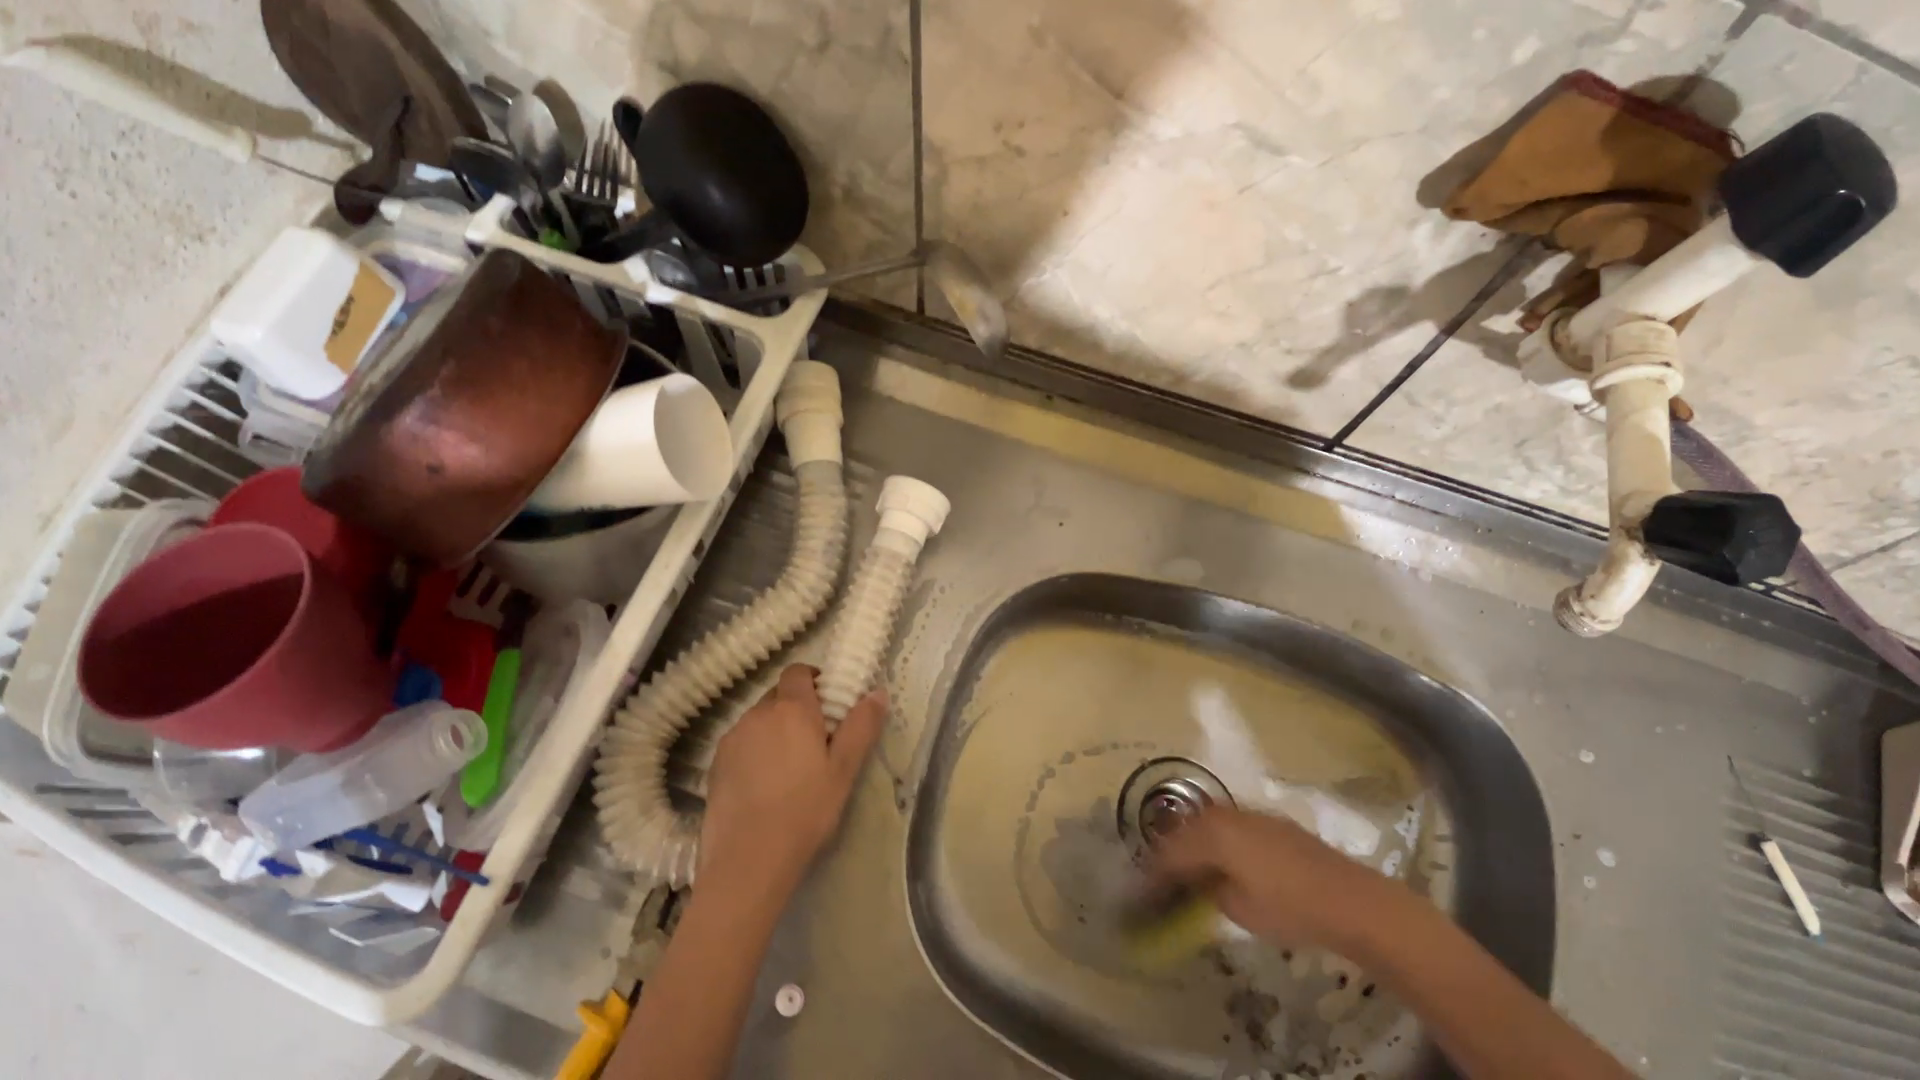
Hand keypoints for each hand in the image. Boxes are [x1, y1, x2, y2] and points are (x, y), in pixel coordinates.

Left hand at [700, 664, 885, 899]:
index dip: (814, 681)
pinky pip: (742, 744)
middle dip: (797, 708)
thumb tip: (877, 692)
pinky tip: (765, 785)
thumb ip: (861, 726)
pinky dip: (755, 752)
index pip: (798, 672)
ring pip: (758, 720)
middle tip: (816, 741)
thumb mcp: (844, 770)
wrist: (750, 857)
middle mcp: (758, 714)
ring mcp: (733, 738)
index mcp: (792, 709)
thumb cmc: (806, 810)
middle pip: (778, 696)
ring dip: (774, 731)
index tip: (829, 704)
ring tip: (790, 768)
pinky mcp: (716, 763)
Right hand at [1148, 805, 1409, 956]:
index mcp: (1210, 833)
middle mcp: (1225, 815)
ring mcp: (1251, 815)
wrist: (1349, 899)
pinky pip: (1231, 827)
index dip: (1152, 875)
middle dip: (1170, 854)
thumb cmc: (1287, 907)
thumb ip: (1208, 889)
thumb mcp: (1236, 907)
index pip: (1168, 852)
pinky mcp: (1272, 823)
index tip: (1140, 896)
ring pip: (1208, 825)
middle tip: (1160, 881)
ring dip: (1193, 845)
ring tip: (1188, 871)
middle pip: (1184, 831)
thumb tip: (1198, 882)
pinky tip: (1222, 863)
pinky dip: (1218, 843)